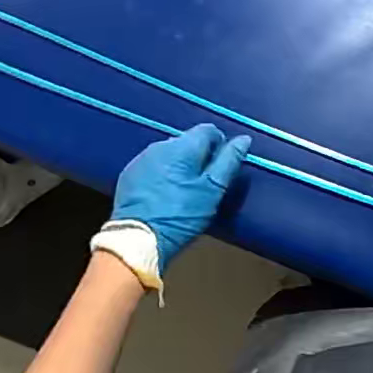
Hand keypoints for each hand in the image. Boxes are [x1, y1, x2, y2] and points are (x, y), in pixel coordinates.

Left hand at [107, 125, 250, 271]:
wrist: (136, 242)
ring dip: (180, 165)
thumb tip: (243, 139)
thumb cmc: (181, 215)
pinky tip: (164, 193)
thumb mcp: (213, 190)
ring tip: (183, 190)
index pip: (209, 130)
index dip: (220, 147)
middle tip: (203, 184)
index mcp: (182, 146)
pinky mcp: (129, 175)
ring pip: (171, 153)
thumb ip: (229, 160)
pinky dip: (163, 173)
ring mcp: (141, 160)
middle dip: (199, 156)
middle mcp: (160, 146)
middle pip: (189, 141)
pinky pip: (154, 165)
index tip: (219, 170)